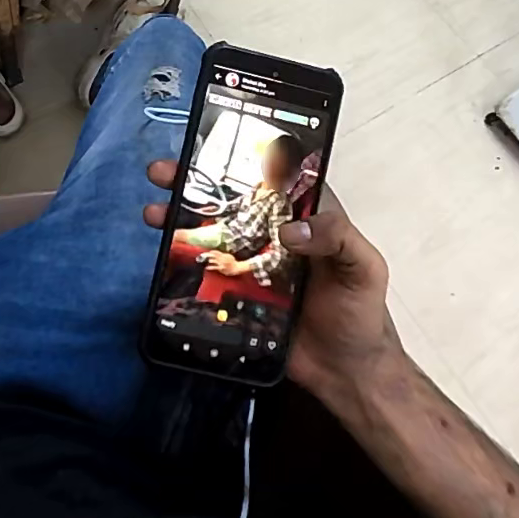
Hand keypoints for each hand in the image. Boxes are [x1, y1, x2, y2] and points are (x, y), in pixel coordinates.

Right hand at [145, 161, 410, 413]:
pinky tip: (163, 248)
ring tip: (154, 211)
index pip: (271, 173)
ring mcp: (249, 255)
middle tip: (164, 172)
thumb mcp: (363, 268)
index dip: (240, 155)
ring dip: (179, 213)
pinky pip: (205, 264)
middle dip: (193, 179)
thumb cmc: (360, 312)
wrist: (344, 371)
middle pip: (230, 194)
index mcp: (304, 212)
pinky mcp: (235, 284)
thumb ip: (338, 237)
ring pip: (210, 225)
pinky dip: (181, 254)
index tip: (210, 145)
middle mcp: (272, 226)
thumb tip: (291, 230)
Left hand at [198, 250, 246, 275]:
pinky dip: (210, 267)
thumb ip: (222, 254)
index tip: (207, 252)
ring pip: (213, 261)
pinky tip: (206, 267)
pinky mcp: (221, 268)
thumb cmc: (232, 262)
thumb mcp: (228, 256)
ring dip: (207, 260)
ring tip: (203, 260)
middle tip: (202, 255)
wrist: (237, 268)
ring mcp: (221, 263)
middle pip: (213, 255)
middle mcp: (222, 258)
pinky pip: (214, 267)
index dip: (211, 252)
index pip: (216, 252)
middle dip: (207, 255)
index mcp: (224, 254)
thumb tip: (215, 252)